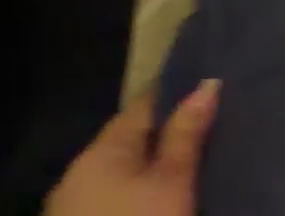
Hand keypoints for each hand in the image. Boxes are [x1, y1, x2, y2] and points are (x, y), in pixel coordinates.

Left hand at [45, 79, 219, 215]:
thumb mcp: (173, 178)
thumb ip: (186, 131)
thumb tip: (206, 85)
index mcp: (99, 152)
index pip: (142, 104)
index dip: (177, 89)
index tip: (210, 79)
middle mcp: (78, 171)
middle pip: (132, 134)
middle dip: (168, 124)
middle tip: (212, 113)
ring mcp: (72, 203)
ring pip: (124, 162)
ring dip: (156, 153)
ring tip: (196, 146)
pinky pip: (115, 187)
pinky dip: (142, 178)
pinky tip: (166, 181)